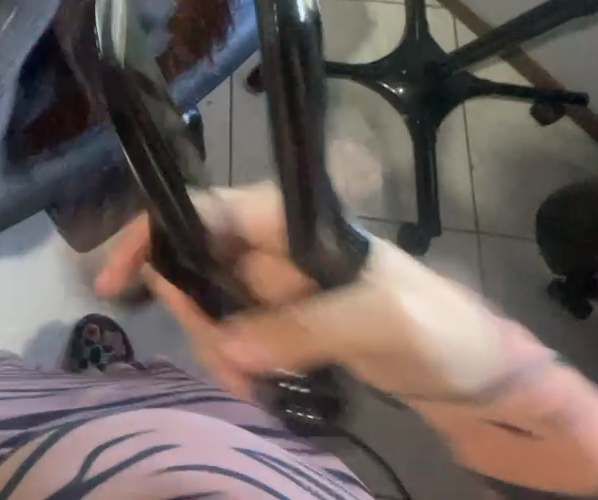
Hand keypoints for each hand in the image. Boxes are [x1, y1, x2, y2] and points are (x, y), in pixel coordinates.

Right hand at [95, 182, 510, 400]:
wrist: (482, 376)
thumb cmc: (440, 328)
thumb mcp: (380, 322)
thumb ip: (301, 326)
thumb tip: (224, 344)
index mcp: (285, 217)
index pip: (204, 211)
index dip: (152, 235)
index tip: (116, 282)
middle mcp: (267, 241)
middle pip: (193, 261)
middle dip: (194, 315)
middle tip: (227, 368)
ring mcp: (271, 281)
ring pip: (206, 302)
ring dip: (215, 346)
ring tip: (251, 387)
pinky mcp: (278, 317)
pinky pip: (231, 333)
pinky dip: (233, 361)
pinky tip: (256, 387)